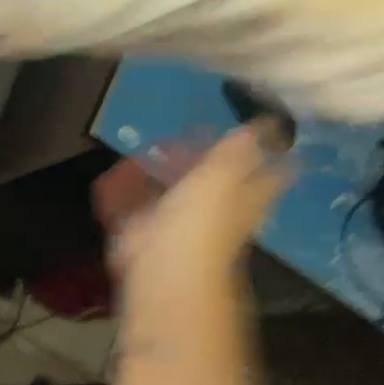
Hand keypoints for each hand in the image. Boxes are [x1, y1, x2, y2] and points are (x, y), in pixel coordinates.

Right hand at [112, 120, 291, 295]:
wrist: (158, 265)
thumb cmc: (196, 221)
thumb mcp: (218, 178)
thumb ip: (235, 150)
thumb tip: (266, 120)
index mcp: (242, 196)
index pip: (266, 171)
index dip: (268, 152)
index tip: (263, 129)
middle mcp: (214, 207)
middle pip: (212, 177)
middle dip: (196, 156)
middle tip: (186, 134)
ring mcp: (177, 217)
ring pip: (171, 187)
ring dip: (157, 169)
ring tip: (145, 149)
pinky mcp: (144, 226)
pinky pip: (134, 201)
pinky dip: (124, 187)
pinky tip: (116, 172)